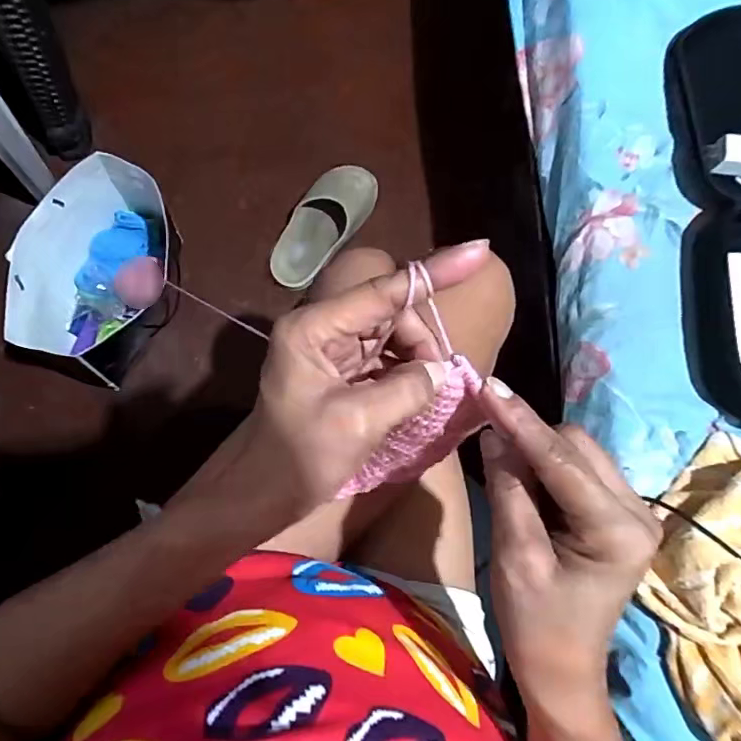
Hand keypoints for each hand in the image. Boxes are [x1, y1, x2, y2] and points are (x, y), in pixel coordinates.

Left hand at [170, 241, 493, 531]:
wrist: (262, 490)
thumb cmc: (299, 457)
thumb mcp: (357, 423)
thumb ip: (407, 389)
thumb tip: (442, 371)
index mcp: (312, 329)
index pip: (382, 292)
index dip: (432, 274)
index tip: (478, 251)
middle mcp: (319, 328)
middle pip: (389, 311)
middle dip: (420, 340)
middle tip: (437, 382)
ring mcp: (328, 348)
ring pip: (390, 334)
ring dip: (415, 358)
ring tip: (423, 395)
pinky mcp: (337, 370)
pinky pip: (382, 357)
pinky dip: (404, 372)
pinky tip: (415, 394)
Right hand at [477, 379, 659, 710]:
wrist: (561, 667)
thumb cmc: (534, 621)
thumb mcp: (515, 555)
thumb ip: (508, 489)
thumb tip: (493, 434)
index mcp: (617, 529)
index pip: (561, 459)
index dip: (520, 421)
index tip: (486, 386)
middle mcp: (637, 511)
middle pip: (576, 445)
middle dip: (529, 438)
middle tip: (489, 453)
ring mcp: (633, 511)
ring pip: (578, 452)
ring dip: (536, 452)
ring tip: (505, 478)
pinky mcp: (618, 514)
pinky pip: (578, 469)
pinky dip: (545, 467)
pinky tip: (524, 486)